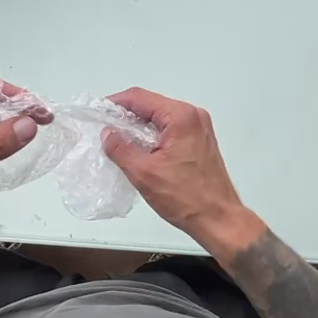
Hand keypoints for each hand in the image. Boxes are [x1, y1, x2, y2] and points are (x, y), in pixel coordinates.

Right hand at [102, 88, 261, 254]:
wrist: (219, 219)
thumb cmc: (186, 198)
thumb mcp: (144, 173)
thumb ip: (121, 149)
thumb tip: (107, 134)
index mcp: (181, 117)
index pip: (140, 98)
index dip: (116, 103)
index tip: (98, 113)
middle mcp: (193, 116)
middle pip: (151, 105)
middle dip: (126, 116)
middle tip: (105, 129)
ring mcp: (199, 128)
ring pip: (160, 118)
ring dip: (139, 127)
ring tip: (118, 141)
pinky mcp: (200, 141)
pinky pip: (170, 129)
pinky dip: (153, 136)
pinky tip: (139, 150)